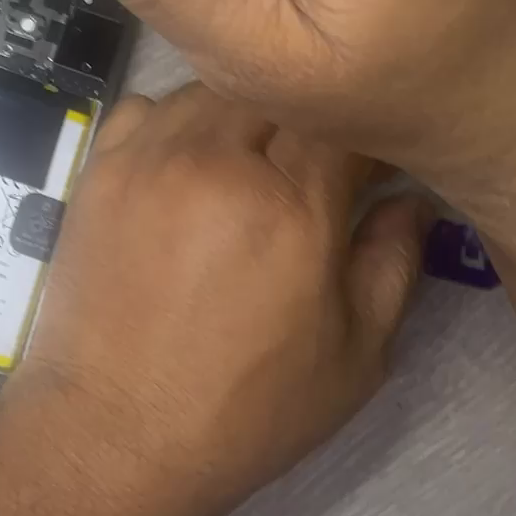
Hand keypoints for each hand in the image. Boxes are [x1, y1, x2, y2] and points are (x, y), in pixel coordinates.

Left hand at [0, 84, 431, 515]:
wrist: (116, 426)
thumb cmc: (245, 405)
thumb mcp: (354, 354)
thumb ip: (393, 261)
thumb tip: (415, 199)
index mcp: (289, 206)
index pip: (337, 118)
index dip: (358, 130)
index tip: (363, 157)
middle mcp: (214, 161)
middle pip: (273, 91)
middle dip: (301, 116)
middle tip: (304, 163)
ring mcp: (148, 158)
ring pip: (208, 89)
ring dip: (239, 111)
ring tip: (247, 158)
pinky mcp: (99, 167)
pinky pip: (144, 107)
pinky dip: (172, 119)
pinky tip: (182, 159)